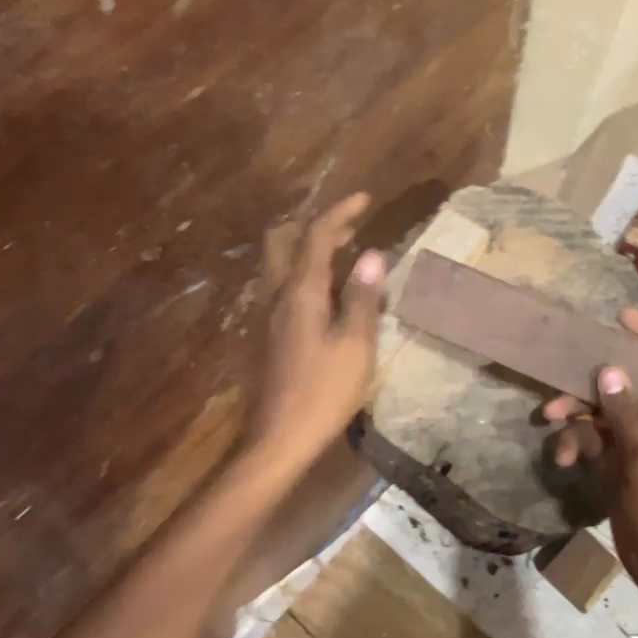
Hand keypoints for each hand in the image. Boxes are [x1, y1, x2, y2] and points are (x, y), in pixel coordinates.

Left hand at [247, 192, 387, 472]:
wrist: (277, 439)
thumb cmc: (322, 393)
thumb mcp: (355, 346)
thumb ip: (362, 298)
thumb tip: (372, 255)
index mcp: (299, 292)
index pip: (316, 235)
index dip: (340, 212)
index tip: (365, 198)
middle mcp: (276, 296)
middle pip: (282, 241)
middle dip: (314, 226)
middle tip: (349, 229)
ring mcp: (265, 317)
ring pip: (279, 265)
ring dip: (307, 251)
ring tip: (344, 259)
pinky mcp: (265, 337)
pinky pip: (282, 288)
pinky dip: (304, 277)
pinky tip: (328, 299)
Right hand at [542, 309, 637, 597]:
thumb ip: (625, 414)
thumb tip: (608, 369)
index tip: (617, 318)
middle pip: (631, 378)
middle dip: (592, 378)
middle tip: (560, 375)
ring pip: (605, 409)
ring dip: (576, 414)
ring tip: (550, 421)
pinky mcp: (622, 465)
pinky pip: (595, 440)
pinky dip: (576, 444)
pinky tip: (562, 459)